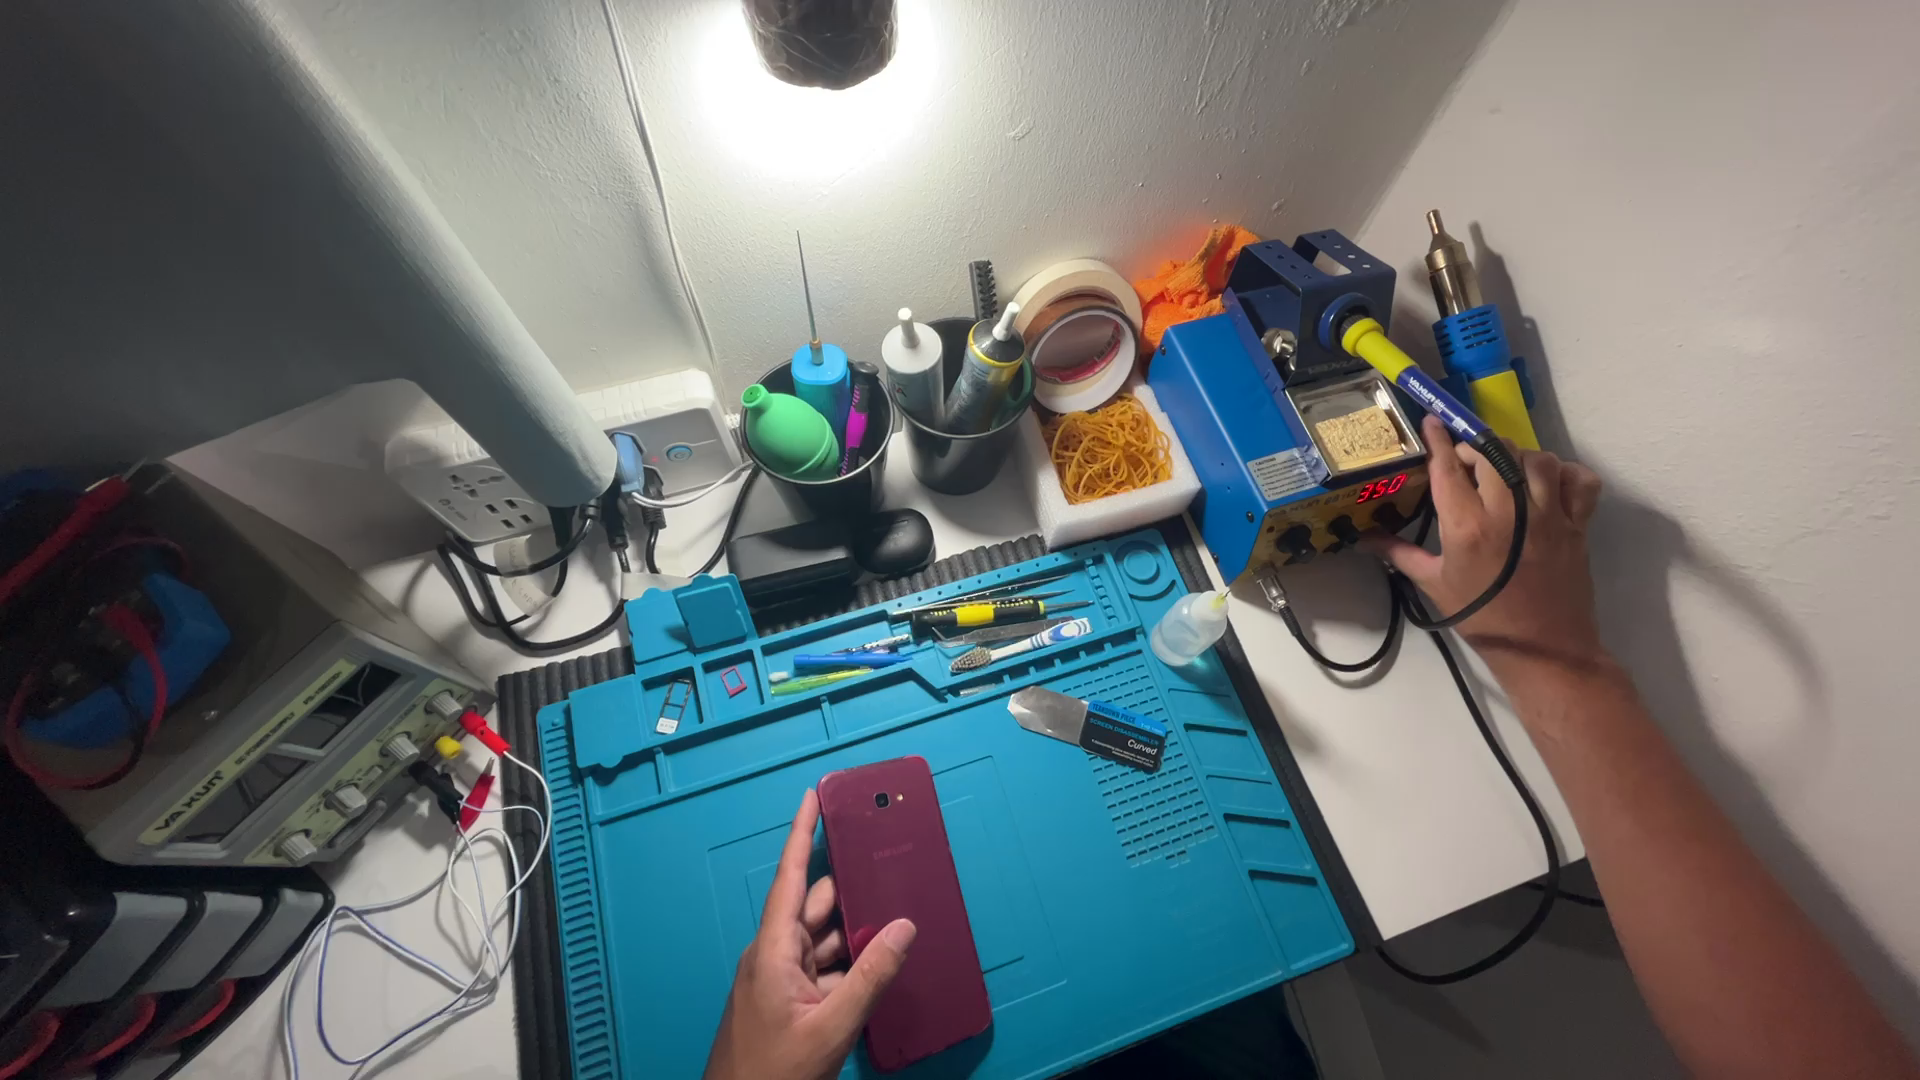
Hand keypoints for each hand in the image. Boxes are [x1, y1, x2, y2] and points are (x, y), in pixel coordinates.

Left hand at [704, 790, 916, 1079]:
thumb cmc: (775, 1074)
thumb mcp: (830, 1028)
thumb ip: (871, 977)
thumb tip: (905, 926)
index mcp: (774, 948)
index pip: (790, 876)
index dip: (801, 833)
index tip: (811, 795)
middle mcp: (774, 953)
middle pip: (816, 907)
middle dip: (850, 890)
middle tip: (888, 868)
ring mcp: (779, 978)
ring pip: (823, 939)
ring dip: (853, 932)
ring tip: (894, 916)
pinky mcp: (787, 999)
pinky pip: (822, 966)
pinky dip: (848, 962)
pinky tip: (877, 963)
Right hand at [1367, 416, 1606, 671]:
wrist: (1542, 645)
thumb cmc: (1480, 615)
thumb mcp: (1432, 583)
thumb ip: (1400, 553)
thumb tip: (1365, 540)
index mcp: (1466, 526)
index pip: (1448, 468)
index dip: (1438, 441)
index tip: (1431, 422)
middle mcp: (1508, 513)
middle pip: (1493, 453)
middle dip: (1474, 446)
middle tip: (1462, 457)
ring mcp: (1548, 515)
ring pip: (1536, 459)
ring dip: (1515, 454)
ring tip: (1501, 466)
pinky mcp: (1577, 524)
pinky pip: (1578, 481)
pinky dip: (1563, 472)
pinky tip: (1545, 480)